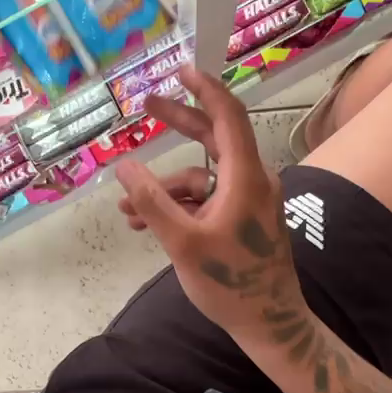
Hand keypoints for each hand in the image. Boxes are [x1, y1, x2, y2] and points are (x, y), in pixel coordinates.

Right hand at [114, 65, 304, 337]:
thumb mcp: (183, 243)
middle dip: (178, 125)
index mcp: (246, 177)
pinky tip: (146, 225)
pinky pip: (206, 201)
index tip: (181, 70)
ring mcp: (248, 202)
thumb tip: (123, 166)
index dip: (205, 88)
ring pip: (201, 179)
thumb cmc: (230, 283)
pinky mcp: (242, 221)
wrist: (268, 323)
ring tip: (126, 212)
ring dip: (164, 190)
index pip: (228, 116)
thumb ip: (152, 202)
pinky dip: (178, 208)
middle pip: (213, 139)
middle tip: (146, 108)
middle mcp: (251, 181)